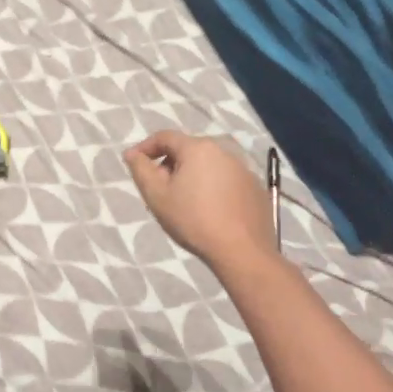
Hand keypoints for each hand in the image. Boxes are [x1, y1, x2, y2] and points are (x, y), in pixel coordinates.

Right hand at [123, 131, 277, 268]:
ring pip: (209, 166)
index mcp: (198, 149)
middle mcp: (225, 153)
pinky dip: (213, 188)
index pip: (165, 137)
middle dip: (170, 164)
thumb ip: (140, 168)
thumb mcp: (155, 194)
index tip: (135, 164)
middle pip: (188, 150)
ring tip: (185, 201)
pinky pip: (227, 181)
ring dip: (192, 176)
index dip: (145, 147)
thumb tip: (133, 154)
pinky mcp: (258, 191)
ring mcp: (245, 172)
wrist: (244, 254)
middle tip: (160, 187)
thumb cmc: (193, 219)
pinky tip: (210, 210)